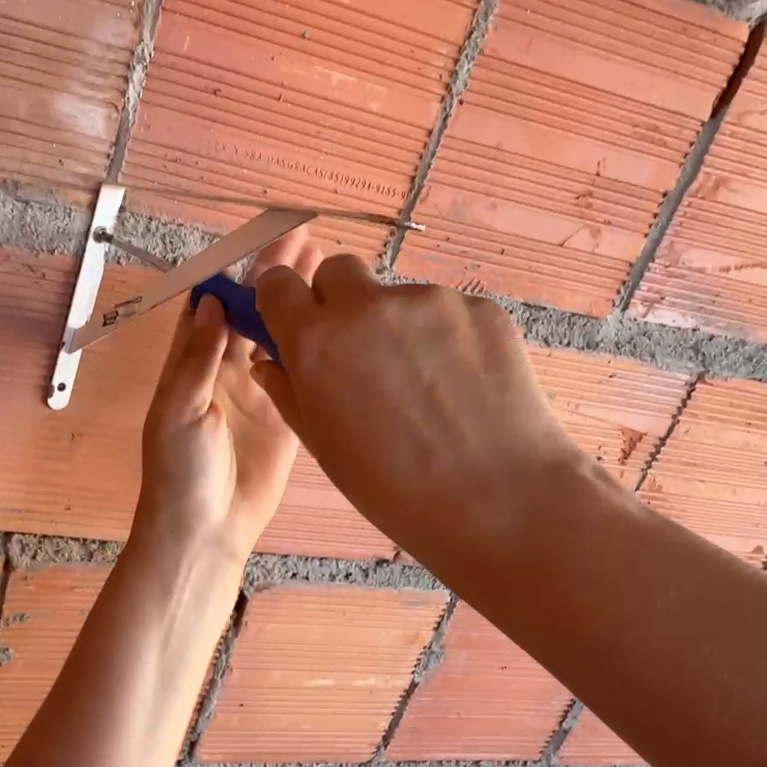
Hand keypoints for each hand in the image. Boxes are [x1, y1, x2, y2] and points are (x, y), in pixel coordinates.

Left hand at [130, 236, 313, 562]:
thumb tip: (208, 300)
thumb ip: (196, 358)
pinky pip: (300, 373)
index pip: (208, 308)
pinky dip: (315, 346)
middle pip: (247, 315)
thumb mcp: (179, 410)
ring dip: (295, 304)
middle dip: (272, 279)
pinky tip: (336, 320)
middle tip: (303, 240)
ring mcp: (257, 393)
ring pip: (277, 337)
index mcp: (188, 367)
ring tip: (324, 266)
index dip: (231, 274)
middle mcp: (222, 373)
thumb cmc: (180, 472)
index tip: (258, 241)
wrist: (206, 530)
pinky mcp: (286, 416)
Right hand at [249, 253, 602, 567]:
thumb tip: (271, 363)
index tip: (290, 323)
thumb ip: (287, 390)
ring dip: (391, 324)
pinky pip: (443, 311)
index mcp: (314, 341)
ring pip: (393, 295)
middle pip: (337, 271)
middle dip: (335, 299)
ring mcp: (428, 300)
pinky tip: (454, 386)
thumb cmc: (388, 484)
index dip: (281, 301)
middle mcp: (366, 306)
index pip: (278, 284)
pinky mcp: (479, 306)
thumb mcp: (319, 442)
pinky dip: (439, 337)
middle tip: (351, 348)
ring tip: (417, 384)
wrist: (496, 496)